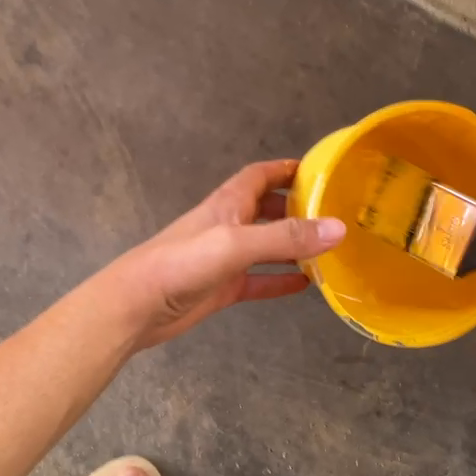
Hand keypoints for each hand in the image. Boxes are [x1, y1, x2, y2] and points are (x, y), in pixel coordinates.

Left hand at [97, 159, 344, 348]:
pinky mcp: (222, 288)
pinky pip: (258, 280)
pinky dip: (280, 280)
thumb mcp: (237, 244)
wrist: (136, 306)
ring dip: (292, 246)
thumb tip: (339, 229)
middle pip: (266, 208)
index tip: (319, 171)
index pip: (260, 175)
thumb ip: (285, 237)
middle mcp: (228, 226)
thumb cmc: (182, 264)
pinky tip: (305, 285)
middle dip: (296, 207)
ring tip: (327, 249)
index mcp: (227, 204)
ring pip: (265, 246)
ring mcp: (224, 259)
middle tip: (331, 214)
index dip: (286, 169)